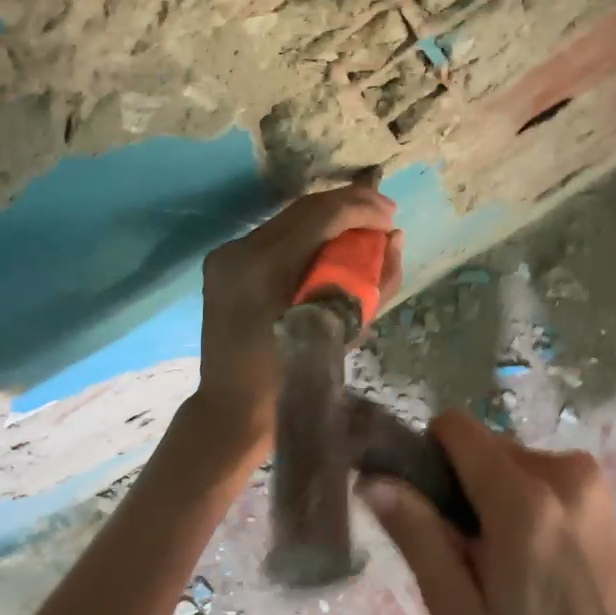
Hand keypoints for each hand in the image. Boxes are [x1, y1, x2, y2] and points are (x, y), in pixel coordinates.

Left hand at [195, 177, 401, 437]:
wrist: (233, 408)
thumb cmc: (293, 382)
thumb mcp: (345, 332)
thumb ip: (376, 281)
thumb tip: (393, 238)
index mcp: (266, 268)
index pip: (322, 215)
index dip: (363, 208)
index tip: (391, 216)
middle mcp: (240, 250)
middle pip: (304, 208)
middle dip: (349, 206)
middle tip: (384, 214)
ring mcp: (226, 255)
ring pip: (287, 220)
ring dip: (327, 219)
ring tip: (362, 227)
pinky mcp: (222, 263)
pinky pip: (272, 238)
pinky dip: (305, 236)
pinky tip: (328, 245)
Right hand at [357, 410, 615, 614]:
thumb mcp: (455, 603)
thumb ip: (416, 534)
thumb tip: (372, 480)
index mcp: (521, 501)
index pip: (455, 428)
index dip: (430, 454)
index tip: (430, 500)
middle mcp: (557, 470)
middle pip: (480, 443)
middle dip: (463, 480)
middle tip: (468, 541)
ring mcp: (583, 470)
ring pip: (506, 454)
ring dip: (492, 486)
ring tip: (503, 546)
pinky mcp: (595, 476)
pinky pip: (533, 465)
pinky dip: (520, 491)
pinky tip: (531, 540)